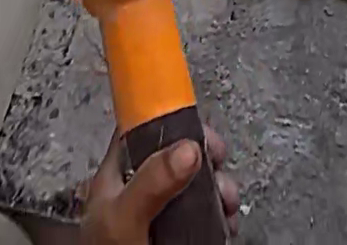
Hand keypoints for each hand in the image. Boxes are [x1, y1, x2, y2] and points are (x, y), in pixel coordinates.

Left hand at [81, 125, 240, 244]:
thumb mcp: (125, 221)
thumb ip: (152, 182)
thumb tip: (190, 147)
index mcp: (117, 175)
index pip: (142, 127)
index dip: (171, 116)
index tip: (200, 128)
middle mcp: (138, 186)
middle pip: (178, 150)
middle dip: (206, 155)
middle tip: (220, 162)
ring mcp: (158, 209)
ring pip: (196, 179)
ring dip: (220, 185)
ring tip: (229, 202)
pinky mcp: (176, 230)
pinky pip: (204, 208)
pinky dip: (221, 210)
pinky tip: (228, 220)